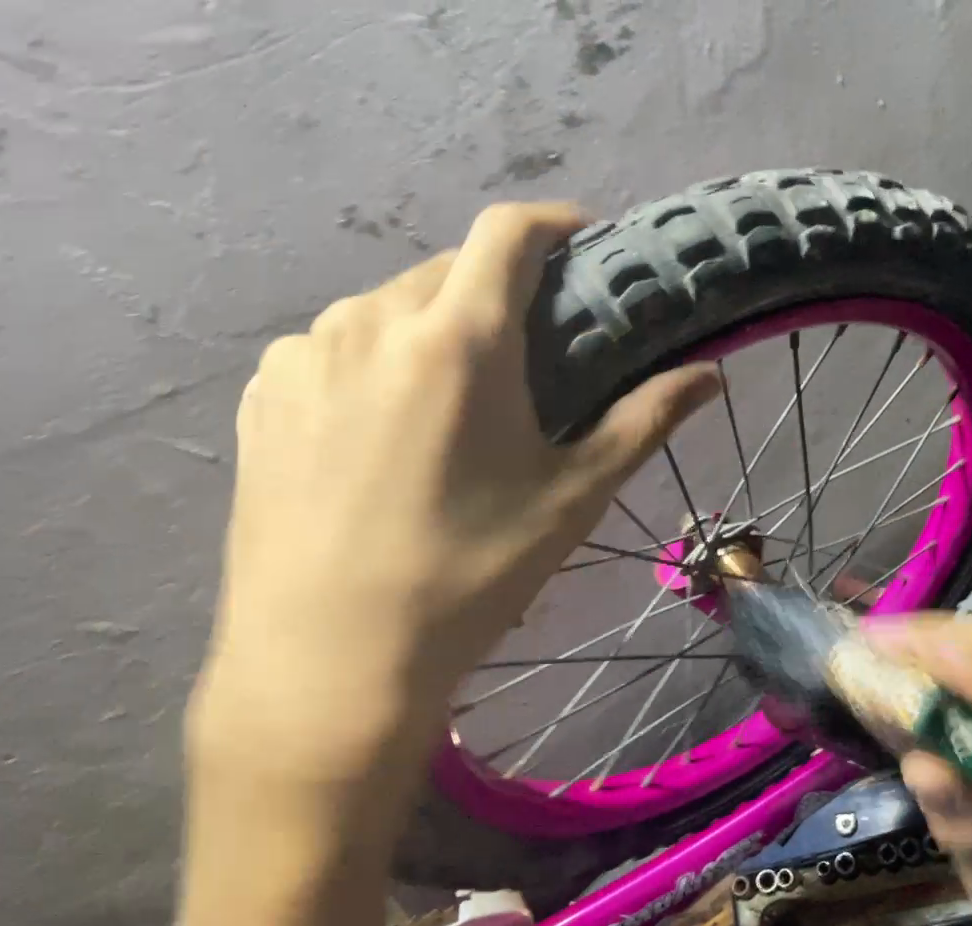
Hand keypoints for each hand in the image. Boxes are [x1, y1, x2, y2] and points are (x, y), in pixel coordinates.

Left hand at [196, 202, 719, 796]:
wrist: (331, 656)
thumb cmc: (473, 573)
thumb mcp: (574, 497)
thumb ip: (644, 419)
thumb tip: (710, 374)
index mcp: (459, 338)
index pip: (508, 232)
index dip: (552, 223)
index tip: (582, 242)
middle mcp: (372, 319)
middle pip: (449, 269)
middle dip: (498, 290)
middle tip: (530, 351)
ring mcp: (305, 353)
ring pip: (388, 308)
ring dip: (435, 327)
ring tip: (457, 400)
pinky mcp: (261, 392)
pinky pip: (333, 346)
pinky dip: (375, 361)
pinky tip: (386, 431)